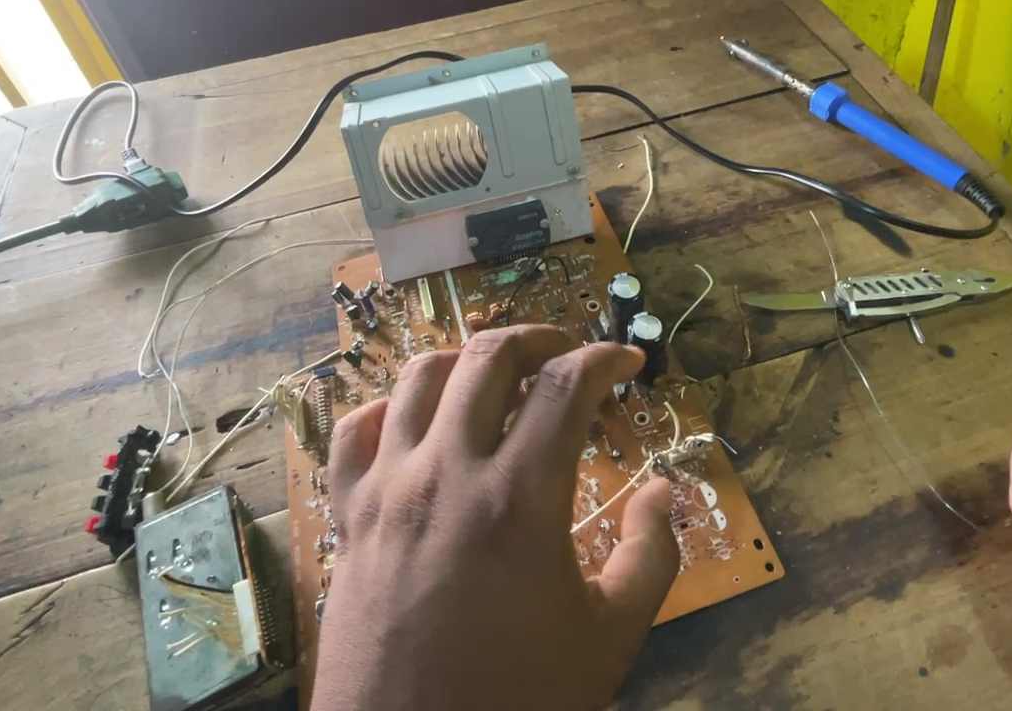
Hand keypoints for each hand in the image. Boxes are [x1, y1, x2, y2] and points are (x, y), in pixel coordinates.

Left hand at [309, 325, 678, 710]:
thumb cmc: (517, 699)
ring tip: (498, 377)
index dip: (605, 357)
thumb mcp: (609, 637)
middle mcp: (448, 471)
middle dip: (539, 337)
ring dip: (467, 360)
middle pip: (490, 356)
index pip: (566, 384)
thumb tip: (662, 490)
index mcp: (519, 497)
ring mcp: (388, 487)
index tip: (627, 361)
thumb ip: (650, 556)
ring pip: (420, 376)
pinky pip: (355, 430)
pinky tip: (418, 422)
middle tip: (567, 353)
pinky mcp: (349, 513)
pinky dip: (389, 408)